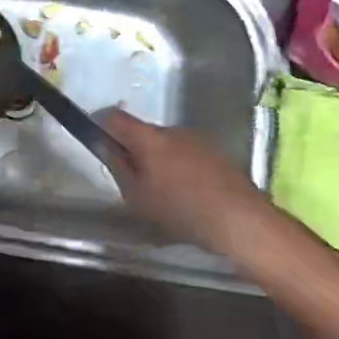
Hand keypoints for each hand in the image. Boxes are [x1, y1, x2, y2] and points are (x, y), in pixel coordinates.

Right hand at [102, 109, 273, 251]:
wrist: (240, 221)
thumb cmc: (180, 209)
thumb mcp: (137, 196)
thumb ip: (118, 168)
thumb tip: (106, 147)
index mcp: (148, 138)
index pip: (115, 117)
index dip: (101, 124)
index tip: (98, 142)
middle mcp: (173, 130)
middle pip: (143, 133)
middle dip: (134, 151)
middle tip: (134, 181)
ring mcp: (199, 140)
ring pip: (167, 145)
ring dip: (160, 161)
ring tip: (164, 193)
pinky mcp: (218, 154)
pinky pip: (187, 155)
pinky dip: (181, 168)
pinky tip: (188, 195)